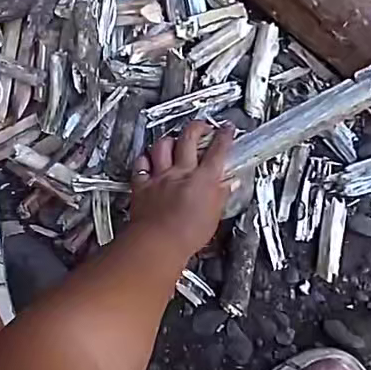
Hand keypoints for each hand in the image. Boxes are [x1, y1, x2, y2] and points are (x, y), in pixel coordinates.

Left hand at [129, 119, 234, 257]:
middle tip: (202, 126)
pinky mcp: (142, 184)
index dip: (224, 136)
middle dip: (198, 127)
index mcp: (203, 180)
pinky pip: (141, 163)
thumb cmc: (186, 235)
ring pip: (162, 145)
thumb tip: (229, 184)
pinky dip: (145, 158)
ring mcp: (159, 176)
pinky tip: (147, 157)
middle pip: (189, 138)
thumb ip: (220, 195)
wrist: (158, 243)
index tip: (227, 129)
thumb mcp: (213, 216)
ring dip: (169, 140)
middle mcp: (180, 172)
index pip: (218, 150)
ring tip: (174, 139)